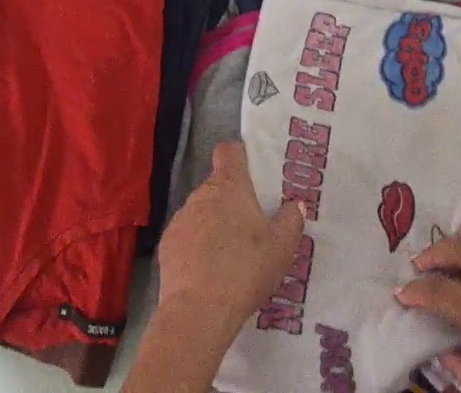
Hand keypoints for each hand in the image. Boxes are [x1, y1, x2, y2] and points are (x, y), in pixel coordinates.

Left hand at [156, 141, 306, 328]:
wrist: (199, 309)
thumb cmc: (246, 269)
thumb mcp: (282, 248)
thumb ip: (291, 220)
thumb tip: (294, 204)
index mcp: (230, 186)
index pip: (228, 151)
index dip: (239, 156)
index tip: (251, 173)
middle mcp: (201, 194)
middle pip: (217, 185)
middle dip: (232, 200)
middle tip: (251, 227)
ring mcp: (180, 218)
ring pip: (201, 211)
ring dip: (213, 223)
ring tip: (230, 255)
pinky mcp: (166, 244)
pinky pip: (186, 235)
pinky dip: (196, 246)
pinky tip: (208, 271)